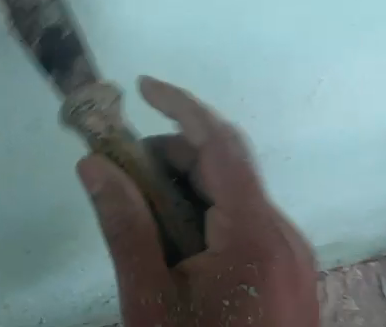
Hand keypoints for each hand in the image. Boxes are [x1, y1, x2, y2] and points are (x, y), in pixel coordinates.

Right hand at [78, 78, 318, 326]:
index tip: (140, 86)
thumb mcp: (150, 299)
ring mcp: (292, 261)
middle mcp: (285, 238)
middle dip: (169, 154)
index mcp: (257, 235)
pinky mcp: (289, 280)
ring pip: (231, 195)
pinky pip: (242, 223)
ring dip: (182, 185)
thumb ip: (124, 223)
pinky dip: (201, 212)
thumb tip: (92, 163)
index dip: (181, 105)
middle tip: (119, 172)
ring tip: (141, 215)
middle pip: (223, 167)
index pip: (220, 144)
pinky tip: (171, 241)